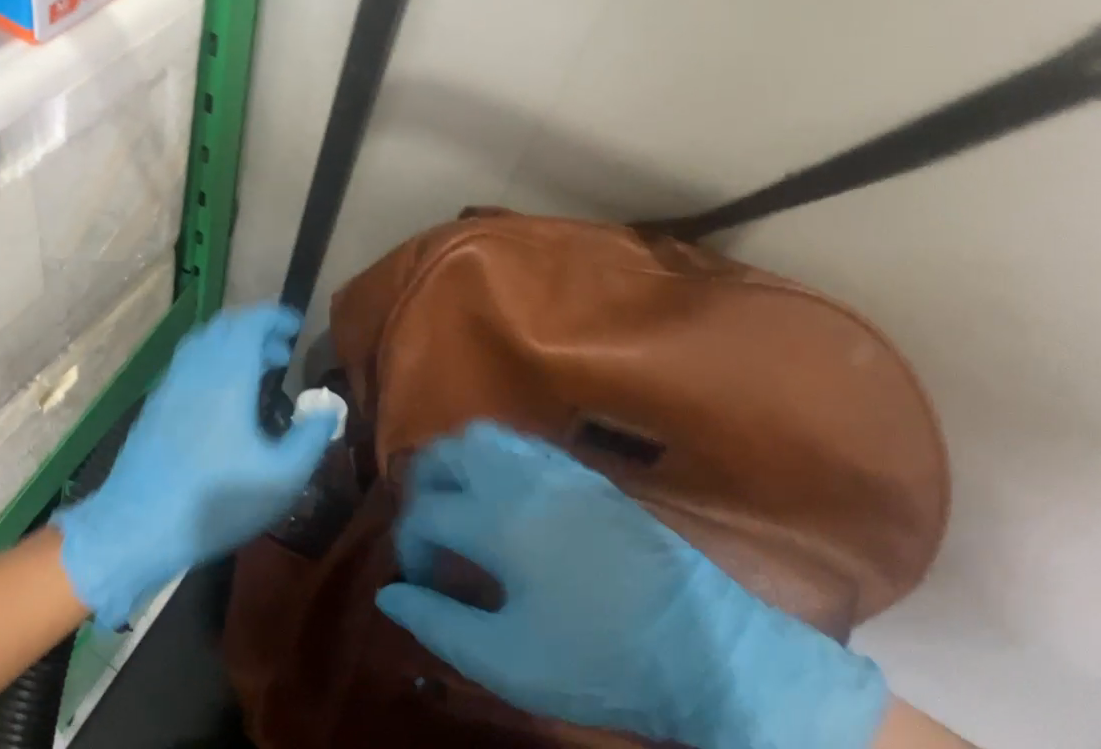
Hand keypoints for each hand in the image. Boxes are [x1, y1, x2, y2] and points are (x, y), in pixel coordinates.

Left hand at [54, 304, 334, 626]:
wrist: (138, 525)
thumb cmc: (218, 500)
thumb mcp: (282, 477)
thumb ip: (311, 437)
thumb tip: (328, 408)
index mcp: (227, 373)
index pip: (250, 321)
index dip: (275, 316)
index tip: (297, 326)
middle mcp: (195, 368)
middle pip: (224, 327)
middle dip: (256, 331)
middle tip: (282, 353)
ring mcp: (169, 386)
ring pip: (202, 346)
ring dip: (231, 347)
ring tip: (257, 373)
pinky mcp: (153, 407)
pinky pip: (187, 366)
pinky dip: (211, 365)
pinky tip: (223, 400)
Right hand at [376, 422, 890, 748]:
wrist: (712, 657)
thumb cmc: (602, 663)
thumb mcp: (508, 663)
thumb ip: (438, 624)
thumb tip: (388, 593)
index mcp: (500, 519)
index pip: (426, 512)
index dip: (408, 547)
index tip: (418, 584)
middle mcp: (526, 479)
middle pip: (452, 449)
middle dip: (425, 484)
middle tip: (428, 530)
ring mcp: (565, 473)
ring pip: (492, 437)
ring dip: (462, 466)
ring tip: (461, 509)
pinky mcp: (595, 481)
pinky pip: (529, 447)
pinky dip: (501, 463)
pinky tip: (510, 506)